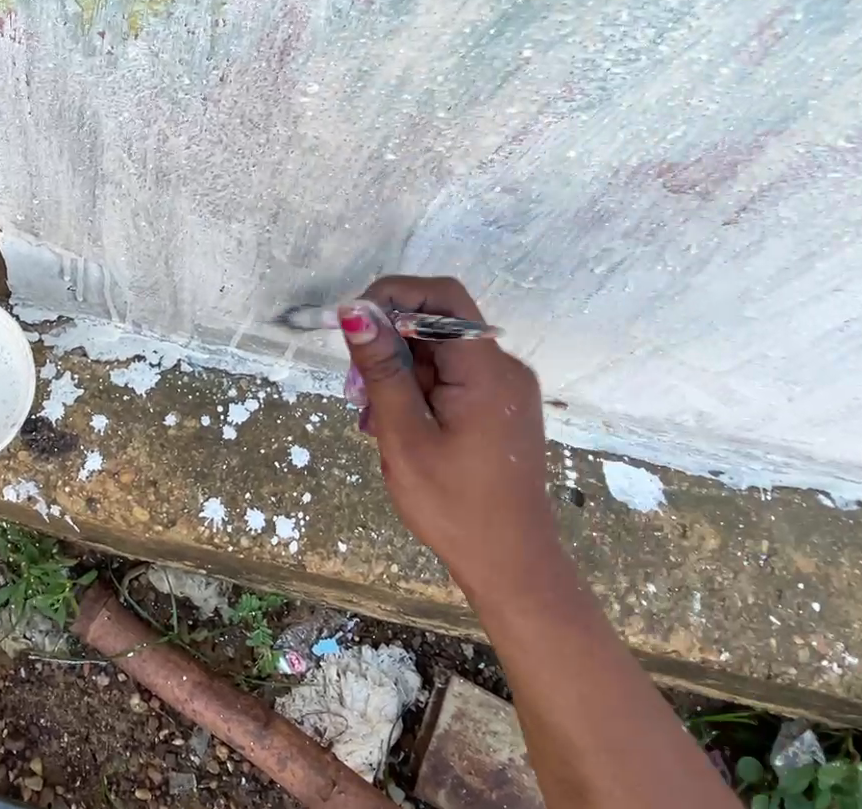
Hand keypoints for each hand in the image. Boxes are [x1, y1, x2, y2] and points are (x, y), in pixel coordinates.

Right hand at [338, 276, 559, 599]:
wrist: (510, 564)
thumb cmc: (452, 504)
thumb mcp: (404, 434)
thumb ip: (381, 368)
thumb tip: (354, 311)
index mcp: (487, 370)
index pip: (441, 297)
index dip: (391, 296)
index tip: (351, 327)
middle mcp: (503, 369)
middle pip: (436, 323)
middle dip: (387, 344)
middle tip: (354, 391)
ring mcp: (503, 389)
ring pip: (437, 353)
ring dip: (396, 373)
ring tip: (370, 419)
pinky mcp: (497, 408)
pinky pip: (448, 378)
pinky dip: (415, 390)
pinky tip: (394, 426)